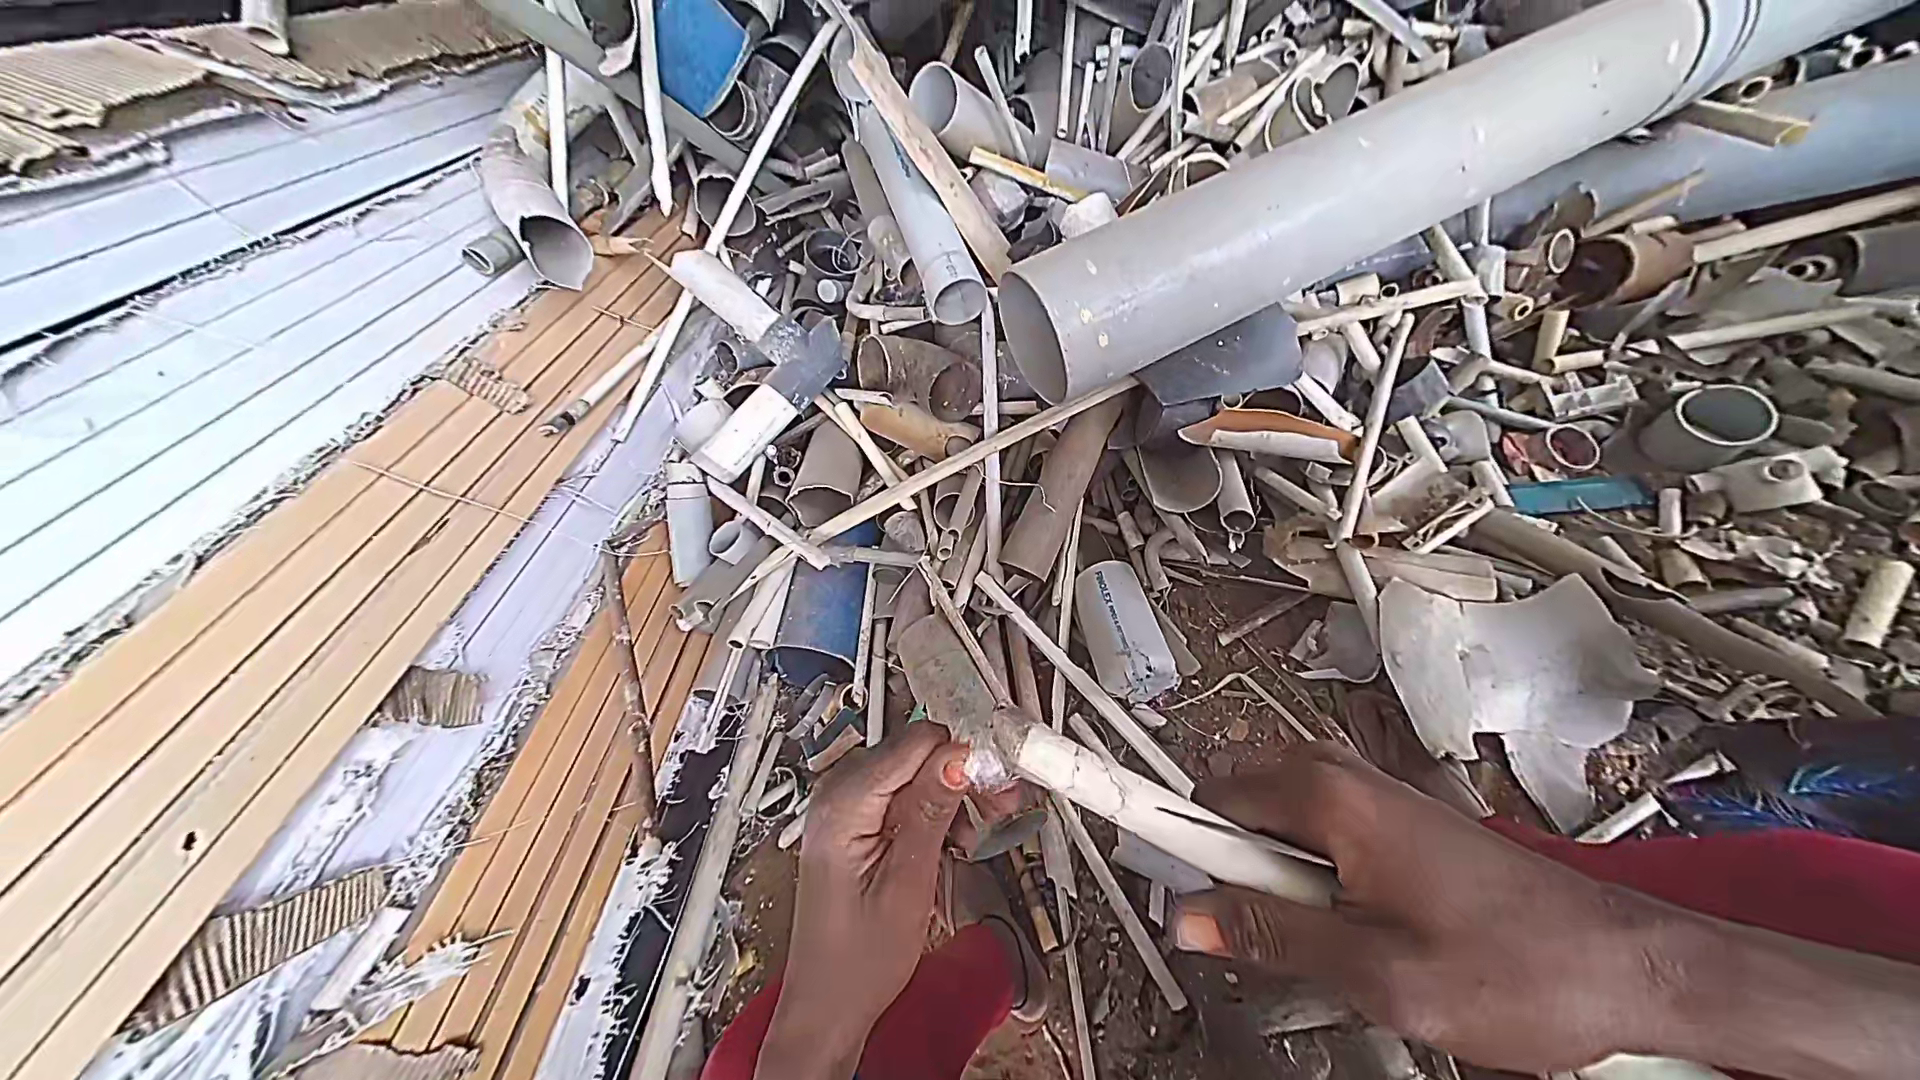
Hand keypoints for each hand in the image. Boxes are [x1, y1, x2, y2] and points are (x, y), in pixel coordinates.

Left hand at [757, 723, 968, 1079]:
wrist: (830, 1003)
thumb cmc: (858, 960)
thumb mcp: (908, 884)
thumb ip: (932, 811)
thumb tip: (959, 756)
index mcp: (843, 804)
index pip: (914, 743)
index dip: (961, 755)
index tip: (996, 777)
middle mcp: (838, 792)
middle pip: (916, 753)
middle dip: (962, 774)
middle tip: (999, 803)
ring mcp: (847, 802)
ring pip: (916, 770)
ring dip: (954, 792)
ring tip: (981, 826)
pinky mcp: (859, 816)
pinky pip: (906, 792)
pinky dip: (937, 806)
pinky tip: (955, 834)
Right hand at [1172, 742, 1687, 1073]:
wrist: (1629, 964)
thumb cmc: (1521, 967)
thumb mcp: (1379, 974)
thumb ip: (1271, 937)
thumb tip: (1192, 919)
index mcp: (1324, 797)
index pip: (1204, 796)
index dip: (1161, 822)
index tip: (1124, 831)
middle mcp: (1331, 773)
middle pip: (1226, 803)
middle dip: (1225, 861)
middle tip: (1262, 926)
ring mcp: (1352, 787)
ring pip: (1259, 817)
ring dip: (1262, 869)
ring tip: (1319, 930)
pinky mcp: (1369, 809)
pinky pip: (1295, 825)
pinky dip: (1292, 866)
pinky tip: (1340, 916)